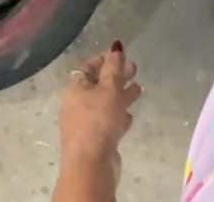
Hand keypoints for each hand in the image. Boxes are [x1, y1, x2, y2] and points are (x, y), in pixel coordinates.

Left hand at [59, 44, 140, 178]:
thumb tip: (116, 46)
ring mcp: (86, 124)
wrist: (91, 166)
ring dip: (121, 95)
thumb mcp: (108, 89)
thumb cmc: (98, 120)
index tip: (122, 54)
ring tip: (138, 89)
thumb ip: (114, 67)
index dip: (105, 58)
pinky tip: (129, 115)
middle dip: (117, 76)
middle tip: (134, 69)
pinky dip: (118, 115)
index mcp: (75, 88)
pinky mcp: (96, 140)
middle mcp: (77, 104)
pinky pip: (108, 122)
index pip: (89, 66)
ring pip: (105, 104)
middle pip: (99, 84)